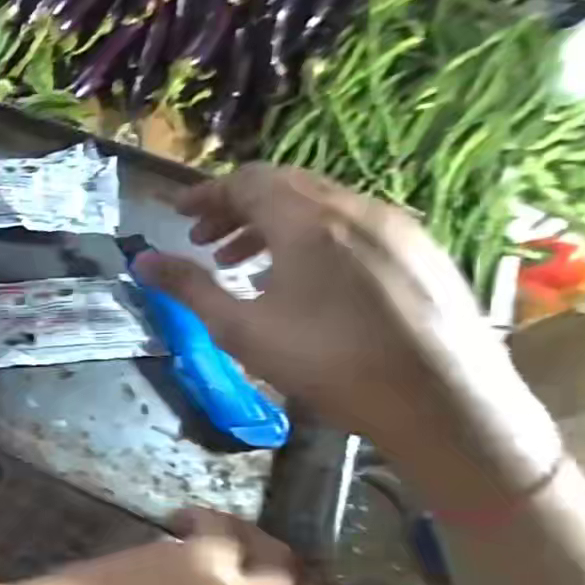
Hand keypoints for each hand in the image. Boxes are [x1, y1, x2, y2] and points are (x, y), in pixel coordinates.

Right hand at [132, 165, 560, 504]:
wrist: (443, 402)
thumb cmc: (329, 364)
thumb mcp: (242, 330)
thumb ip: (189, 288)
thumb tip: (142, 261)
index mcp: (308, 221)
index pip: (246, 182)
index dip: (206, 195)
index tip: (178, 215)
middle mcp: (355, 208)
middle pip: (283, 187)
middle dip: (236, 209)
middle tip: (205, 242)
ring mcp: (395, 226)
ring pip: (319, 205)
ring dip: (271, 224)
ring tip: (243, 265)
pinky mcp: (420, 250)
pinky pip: (352, 226)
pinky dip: (312, 237)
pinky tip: (302, 282)